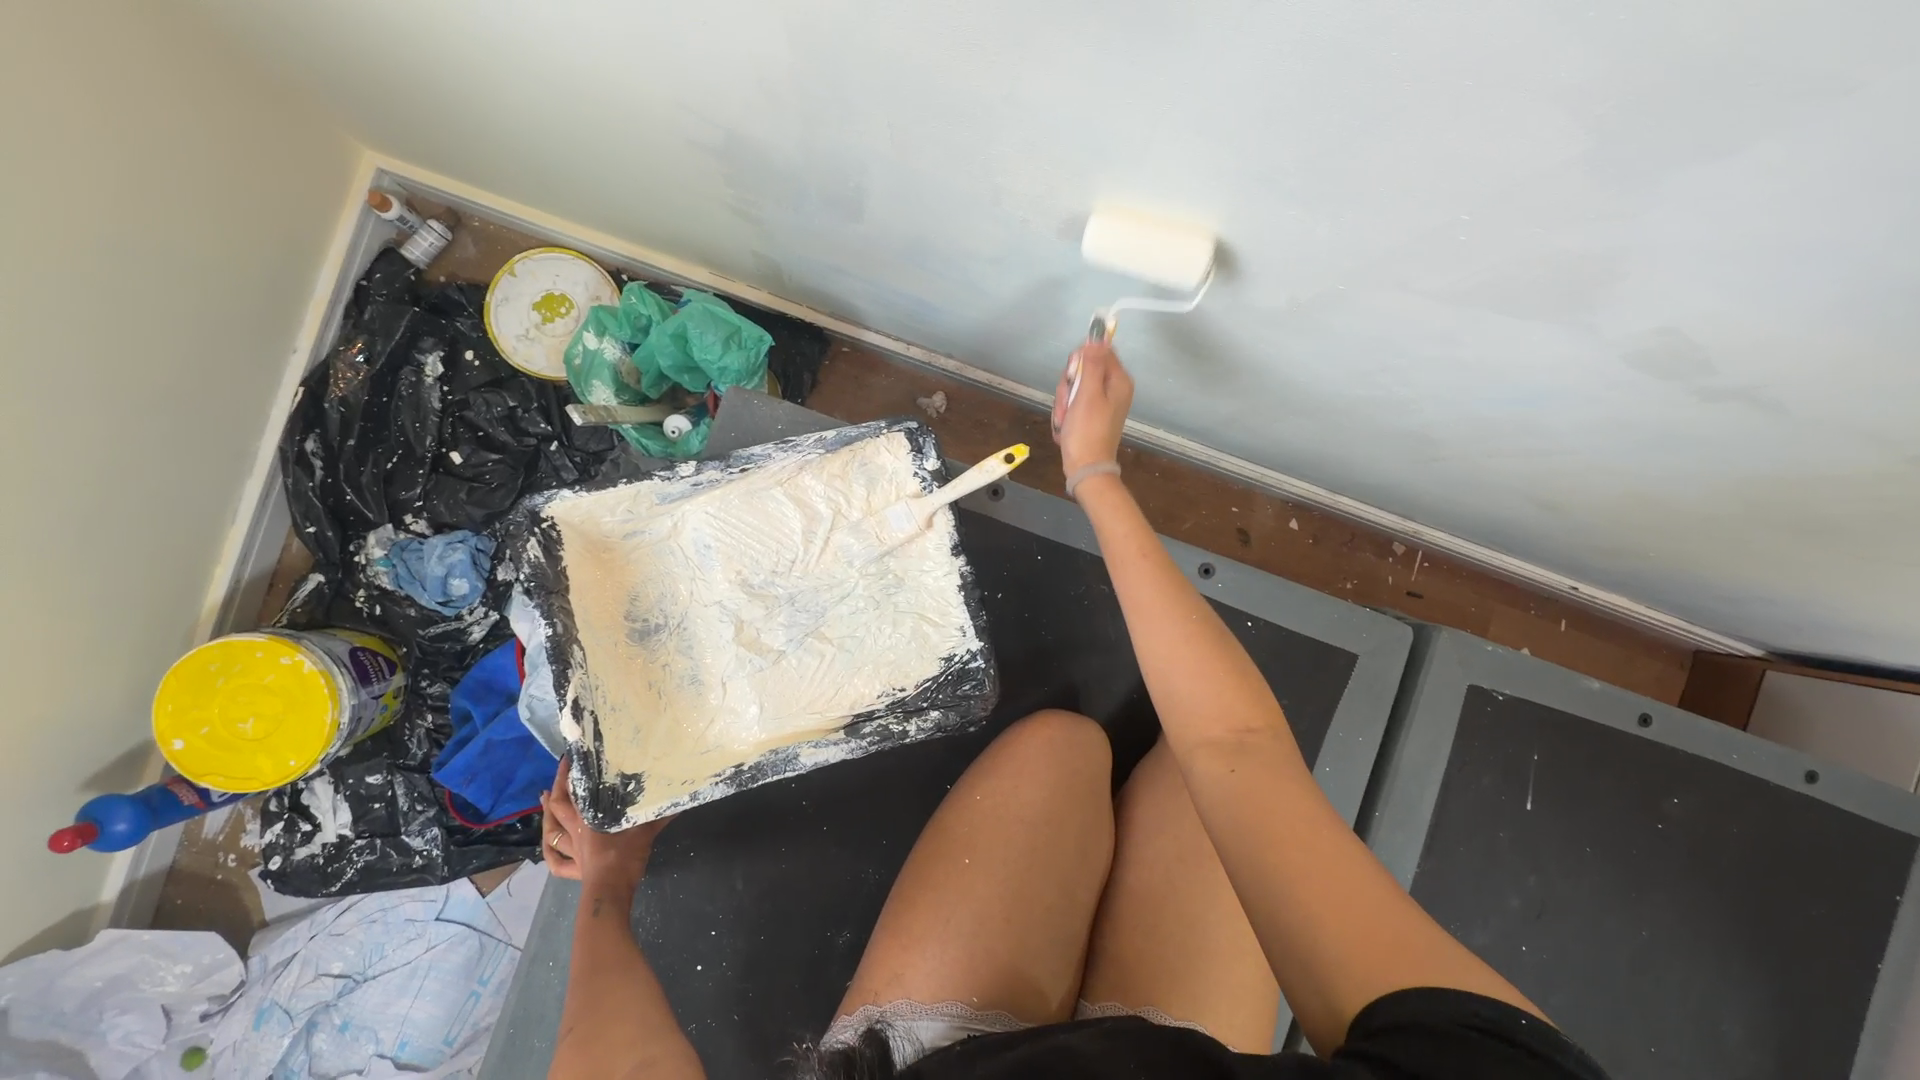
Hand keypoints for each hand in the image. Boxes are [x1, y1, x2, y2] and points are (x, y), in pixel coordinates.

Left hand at [540, 756, 669, 887]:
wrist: (611, 891)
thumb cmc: (624, 857)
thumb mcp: (645, 832)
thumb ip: (659, 816)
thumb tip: (679, 800)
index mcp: (588, 819)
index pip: (574, 792)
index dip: (569, 775)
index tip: (571, 758)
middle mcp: (575, 832)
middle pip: (557, 808)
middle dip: (556, 788)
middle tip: (560, 772)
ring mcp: (572, 851)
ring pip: (551, 832)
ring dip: (546, 816)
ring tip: (544, 798)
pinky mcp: (573, 868)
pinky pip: (556, 861)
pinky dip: (549, 853)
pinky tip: (548, 845)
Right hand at [1050, 341, 1133, 476]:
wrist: (1085, 467)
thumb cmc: (1087, 431)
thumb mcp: (1088, 393)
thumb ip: (1093, 364)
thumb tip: (1097, 337)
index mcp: (1119, 380)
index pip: (1099, 351)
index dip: (1081, 360)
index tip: (1073, 376)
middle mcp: (1113, 389)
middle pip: (1084, 370)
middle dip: (1068, 386)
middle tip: (1068, 402)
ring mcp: (1102, 403)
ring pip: (1074, 387)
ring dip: (1064, 402)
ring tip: (1066, 419)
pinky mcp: (1090, 415)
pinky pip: (1073, 403)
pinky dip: (1066, 414)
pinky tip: (1066, 425)